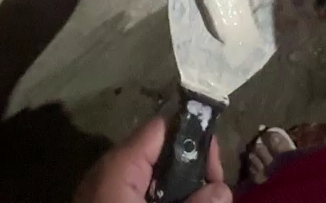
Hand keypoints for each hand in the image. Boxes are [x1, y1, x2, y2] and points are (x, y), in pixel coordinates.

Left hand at [74, 114, 228, 202]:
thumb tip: (222, 190)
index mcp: (120, 165)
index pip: (163, 128)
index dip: (195, 142)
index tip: (217, 173)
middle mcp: (110, 172)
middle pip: (161, 155)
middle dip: (191, 176)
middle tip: (214, 200)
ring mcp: (103, 193)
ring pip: (151, 181)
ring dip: (178, 196)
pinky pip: (137, 197)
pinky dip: (158, 202)